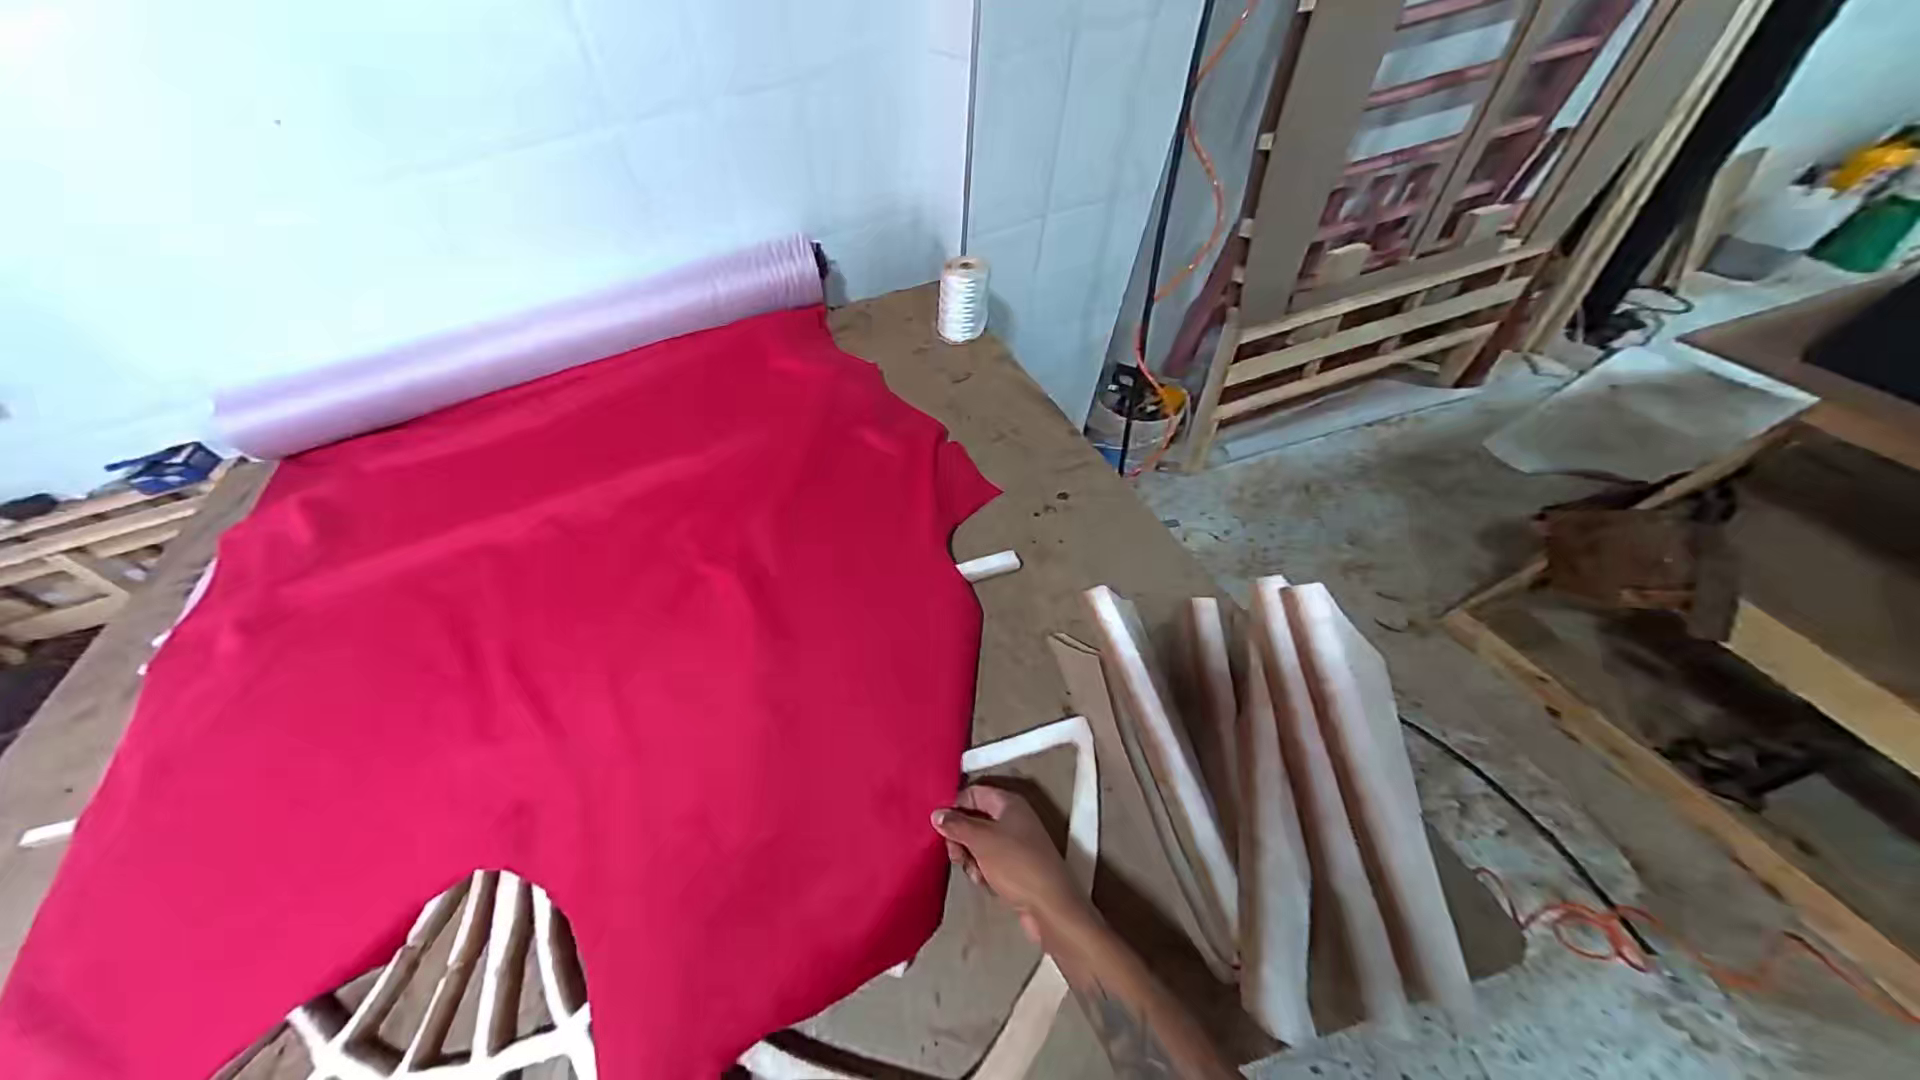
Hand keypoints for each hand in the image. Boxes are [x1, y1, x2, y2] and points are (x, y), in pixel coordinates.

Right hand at [931, 786, 1089, 942]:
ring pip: (981, 842)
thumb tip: (936, 814)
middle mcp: (1014, 818)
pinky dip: (984, 869)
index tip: (939, 825)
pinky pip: (991, 860)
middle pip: (976, 818)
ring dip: (971, 856)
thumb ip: (956, 825)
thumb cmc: (1015, 864)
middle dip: (961, 836)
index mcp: (1009, 803)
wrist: (1049, 905)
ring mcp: (1017, 842)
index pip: (974, 793)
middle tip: (955, 854)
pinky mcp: (1017, 865)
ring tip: (974, 872)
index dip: (955, 805)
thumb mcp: (981, 841)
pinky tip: (984, 882)